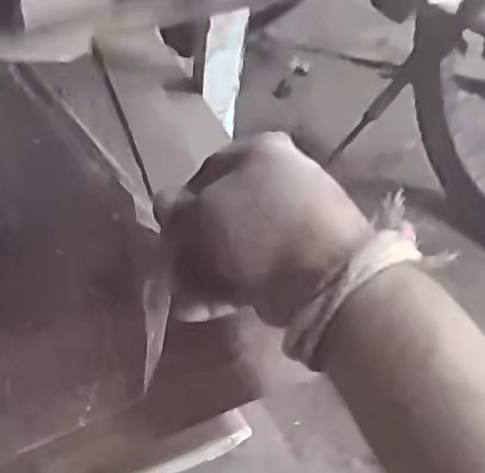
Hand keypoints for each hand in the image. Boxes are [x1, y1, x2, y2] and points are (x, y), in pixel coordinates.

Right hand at [156, 132, 374, 326]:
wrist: (321, 277)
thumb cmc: (256, 233)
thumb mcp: (202, 213)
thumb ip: (175, 208)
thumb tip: (163, 202)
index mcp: (256, 151)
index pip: (201, 175)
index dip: (177, 208)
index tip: (167, 239)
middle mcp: (274, 178)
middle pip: (214, 215)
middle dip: (189, 249)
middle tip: (173, 275)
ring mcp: (285, 219)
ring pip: (227, 247)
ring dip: (200, 275)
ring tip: (185, 300)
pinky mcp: (291, 256)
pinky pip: (245, 269)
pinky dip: (221, 288)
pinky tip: (200, 309)